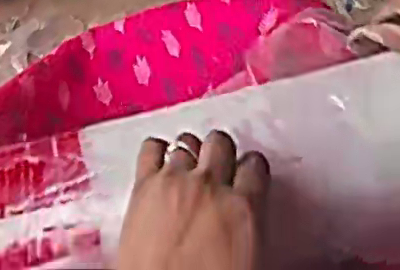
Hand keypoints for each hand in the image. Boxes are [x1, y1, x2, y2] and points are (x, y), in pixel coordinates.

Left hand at [115, 131, 267, 269]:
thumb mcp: (248, 265)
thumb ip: (249, 231)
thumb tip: (248, 228)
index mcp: (243, 212)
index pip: (255, 167)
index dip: (252, 171)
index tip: (248, 176)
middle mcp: (210, 186)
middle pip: (220, 142)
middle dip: (220, 154)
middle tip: (218, 170)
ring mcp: (175, 181)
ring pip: (187, 142)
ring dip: (190, 155)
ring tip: (188, 170)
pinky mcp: (143, 185)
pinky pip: (152, 148)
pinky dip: (157, 152)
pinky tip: (160, 165)